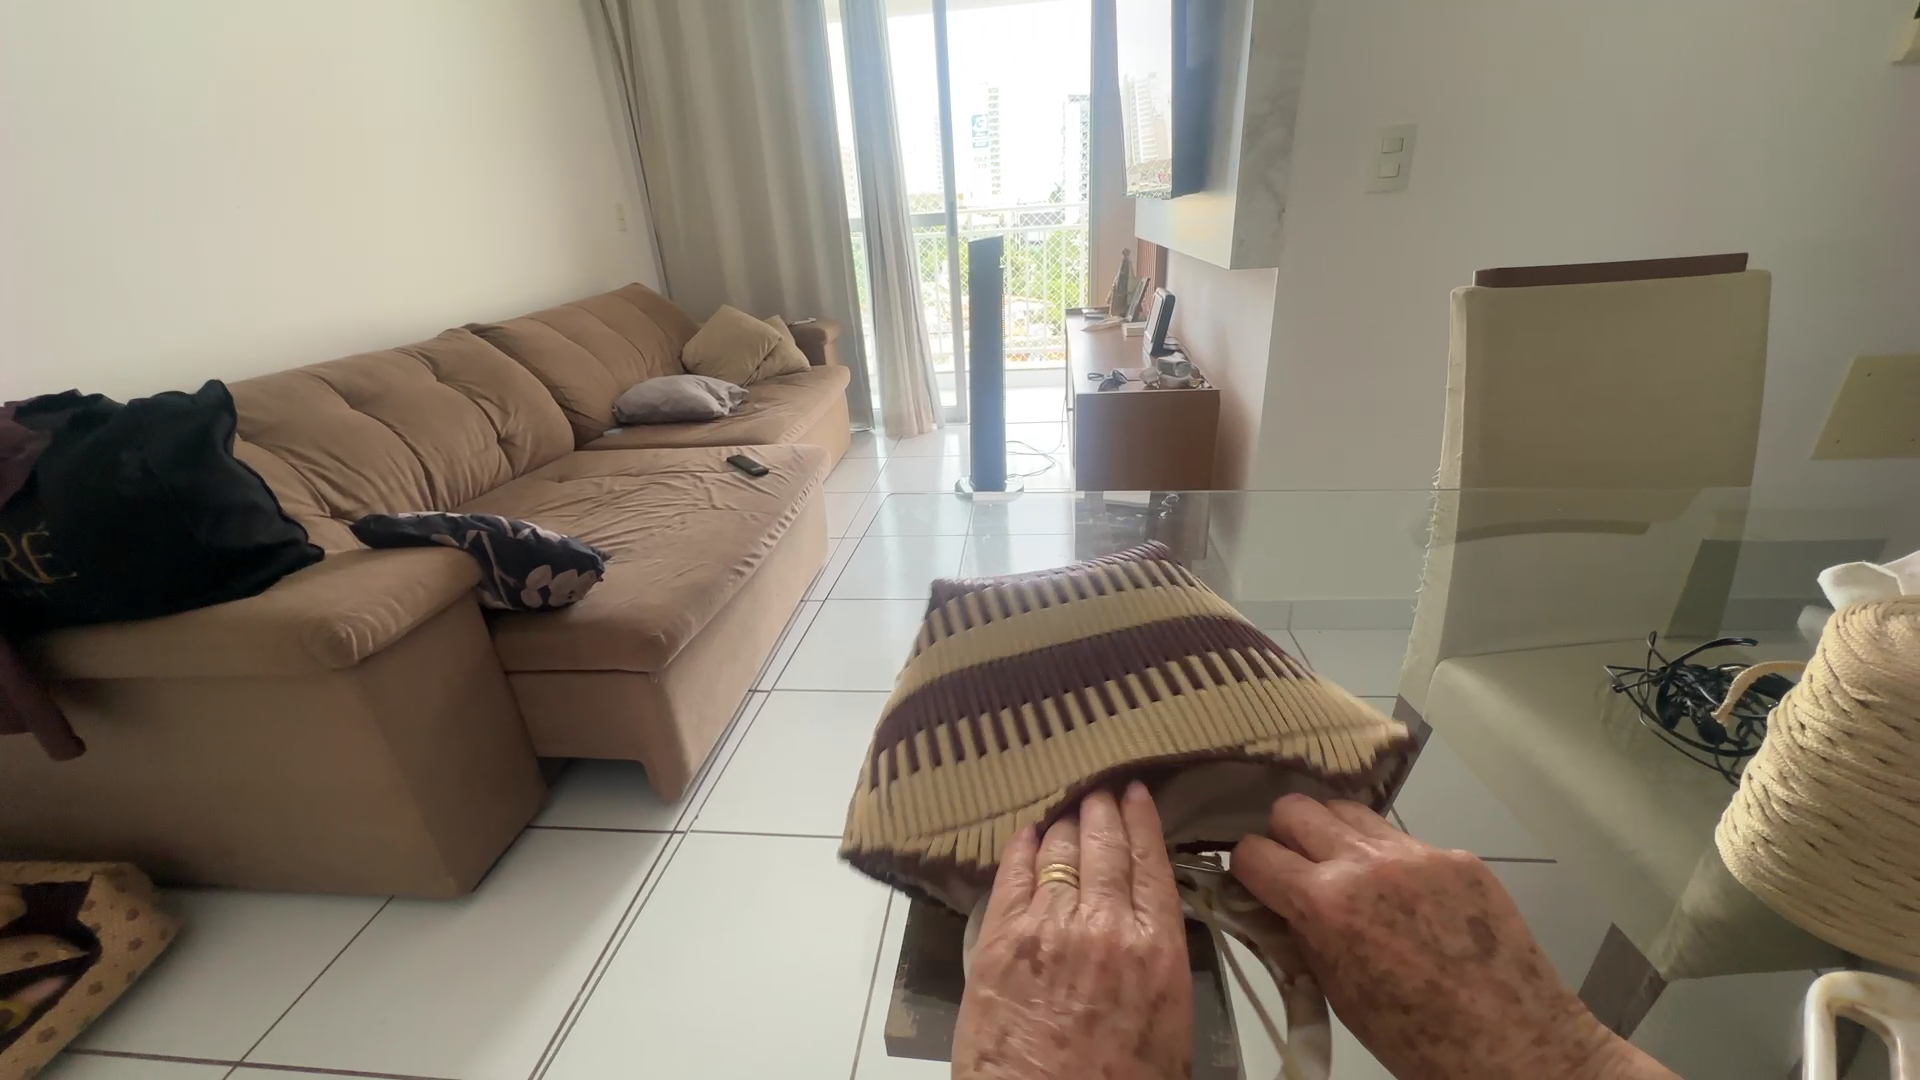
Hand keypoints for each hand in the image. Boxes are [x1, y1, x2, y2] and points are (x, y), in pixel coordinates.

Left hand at [953, 782, 1192, 1079]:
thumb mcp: (1165, 1030)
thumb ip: (1155, 963)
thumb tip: (1144, 921)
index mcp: (1154, 951)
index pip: (1150, 862)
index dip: (1142, 820)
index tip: (1136, 793)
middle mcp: (1104, 924)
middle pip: (1104, 845)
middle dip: (1102, 809)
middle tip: (1100, 789)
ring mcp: (1049, 924)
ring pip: (1061, 850)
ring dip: (1067, 822)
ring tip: (1069, 805)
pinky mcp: (1003, 935)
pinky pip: (1015, 872)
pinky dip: (1023, 845)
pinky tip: (1029, 832)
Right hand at [1231, 795, 1675, 1079]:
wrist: (1522, 1052)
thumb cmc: (1419, 1040)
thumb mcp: (1336, 990)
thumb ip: (1299, 930)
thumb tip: (1272, 898)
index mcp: (1325, 905)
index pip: (1252, 851)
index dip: (1247, 867)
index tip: (1256, 880)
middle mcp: (1363, 866)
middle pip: (1291, 808)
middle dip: (1284, 836)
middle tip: (1298, 865)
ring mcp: (1413, 854)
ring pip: (1343, 809)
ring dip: (1333, 834)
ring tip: (1350, 870)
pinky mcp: (1455, 855)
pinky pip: (1399, 837)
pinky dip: (1389, 858)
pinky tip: (1409, 895)